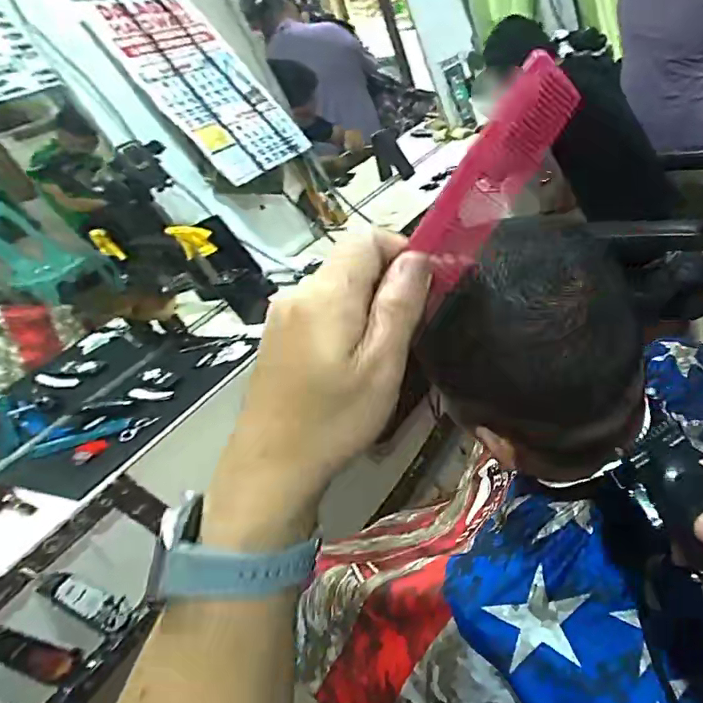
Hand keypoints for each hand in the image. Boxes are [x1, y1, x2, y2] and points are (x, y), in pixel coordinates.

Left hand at [204, 231, 429, 548]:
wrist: (272, 465)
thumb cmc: (337, 417)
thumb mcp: (383, 363)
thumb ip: (400, 304)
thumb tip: (418, 257)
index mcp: (326, 293)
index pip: (366, 237)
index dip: (403, 249)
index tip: (430, 285)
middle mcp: (298, 292)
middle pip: (352, 259)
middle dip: (391, 278)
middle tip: (417, 323)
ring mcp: (284, 313)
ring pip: (340, 284)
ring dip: (372, 300)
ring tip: (391, 346)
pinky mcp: (279, 334)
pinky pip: (324, 306)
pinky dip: (351, 316)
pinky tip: (358, 357)